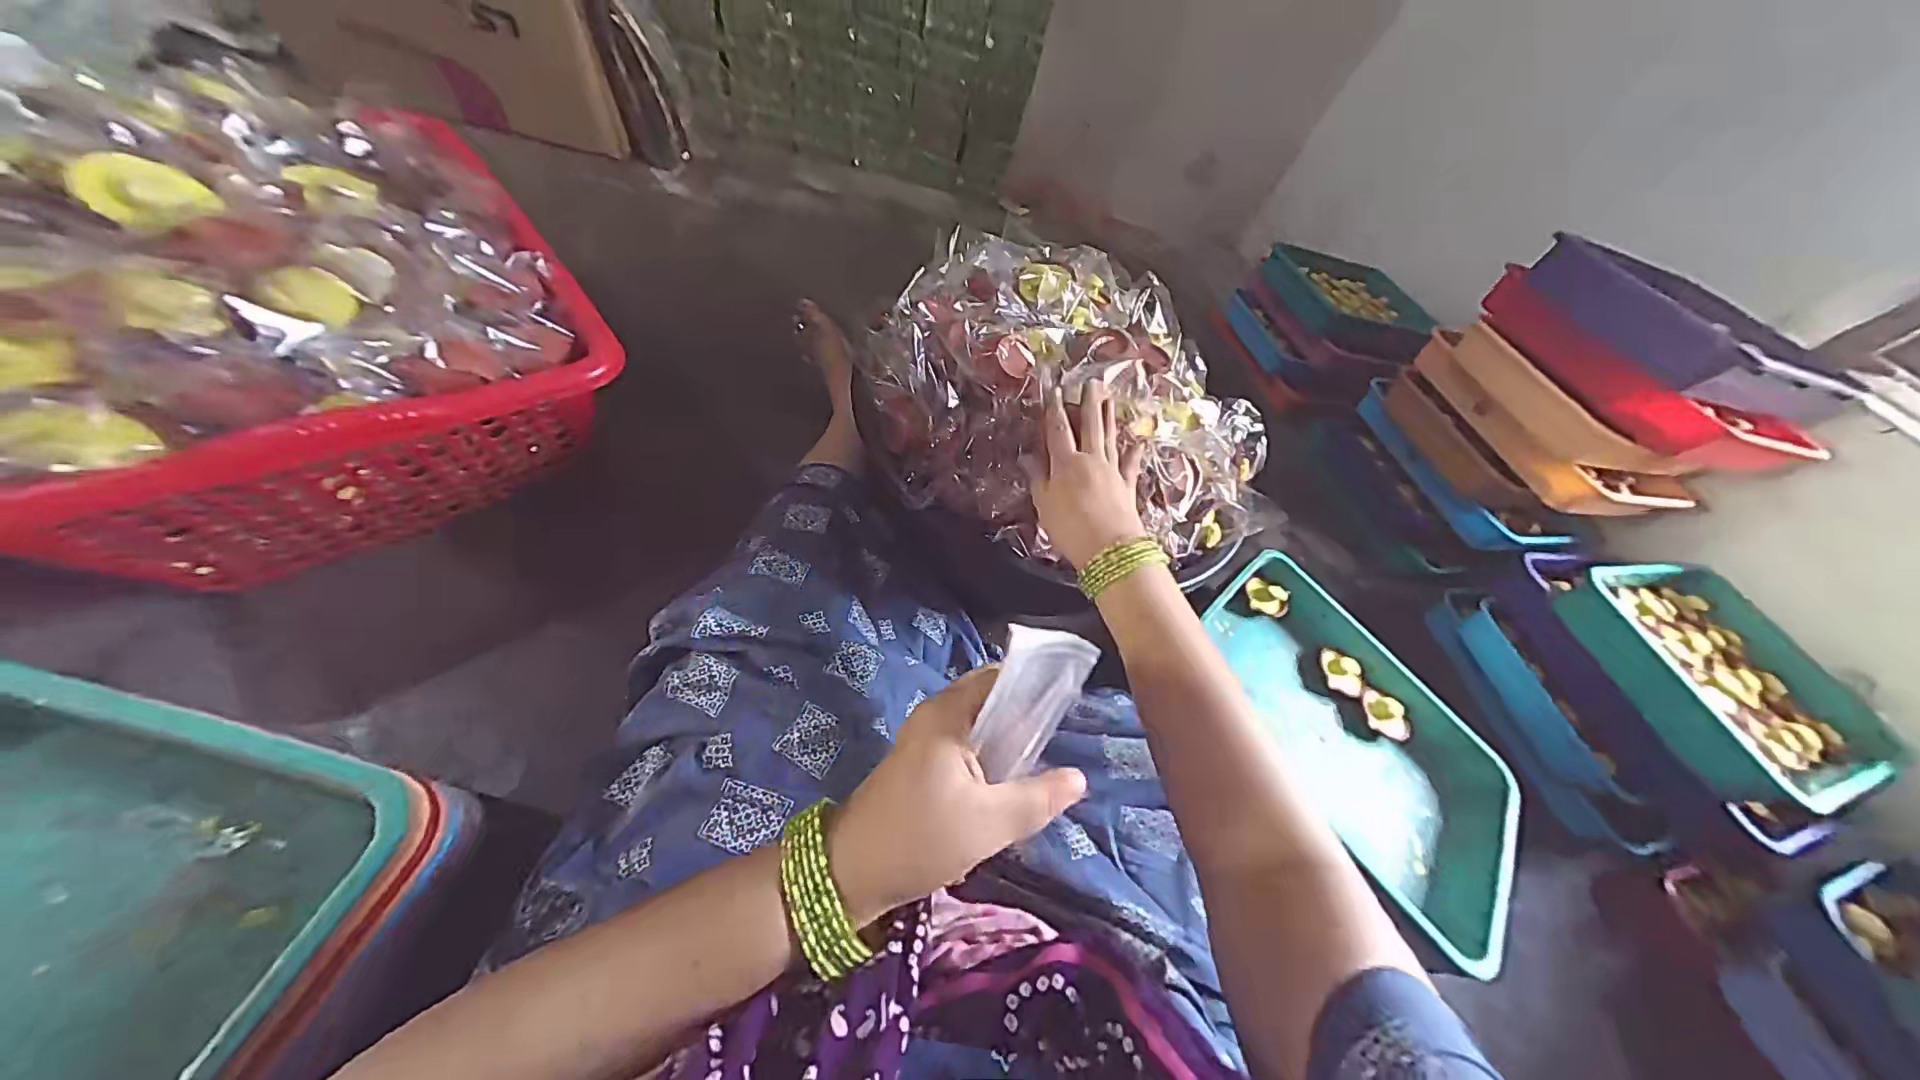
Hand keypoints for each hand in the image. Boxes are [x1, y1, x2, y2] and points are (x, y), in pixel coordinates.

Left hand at [829, 667, 1086, 924]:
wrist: (851, 872)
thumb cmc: (920, 839)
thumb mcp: (989, 824)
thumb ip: (1038, 798)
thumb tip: (1078, 777)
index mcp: (946, 715)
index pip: (997, 678)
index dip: (1033, 685)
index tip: (1067, 704)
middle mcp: (933, 716)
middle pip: (989, 701)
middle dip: (1023, 718)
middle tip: (1057, 743)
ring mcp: (924, 739)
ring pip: (978, 726)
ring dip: (1006, 741)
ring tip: (1039, 764)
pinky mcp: (921, 762)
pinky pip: (965, 745)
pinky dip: (988, 756)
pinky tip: (1006, 783)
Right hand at [1021, 381, 1148, 569]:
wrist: (1110, 549)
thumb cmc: (1070, 529)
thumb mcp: (1043, 505)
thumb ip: (1037, 478)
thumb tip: (1028, 456)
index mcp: (1066, 463)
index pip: (1058, 430)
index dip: (1054, 409)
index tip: (1055, 390)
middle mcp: (1091, 460)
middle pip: (1090, 425)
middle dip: (1089, 403)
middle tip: (1092, 382)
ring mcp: (1112, 470)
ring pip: (1109, 437)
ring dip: (1109, 417)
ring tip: (1109, 399)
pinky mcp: (1127, 485)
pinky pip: (1130, 462)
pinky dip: (1134, 450)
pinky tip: (1138, 440)